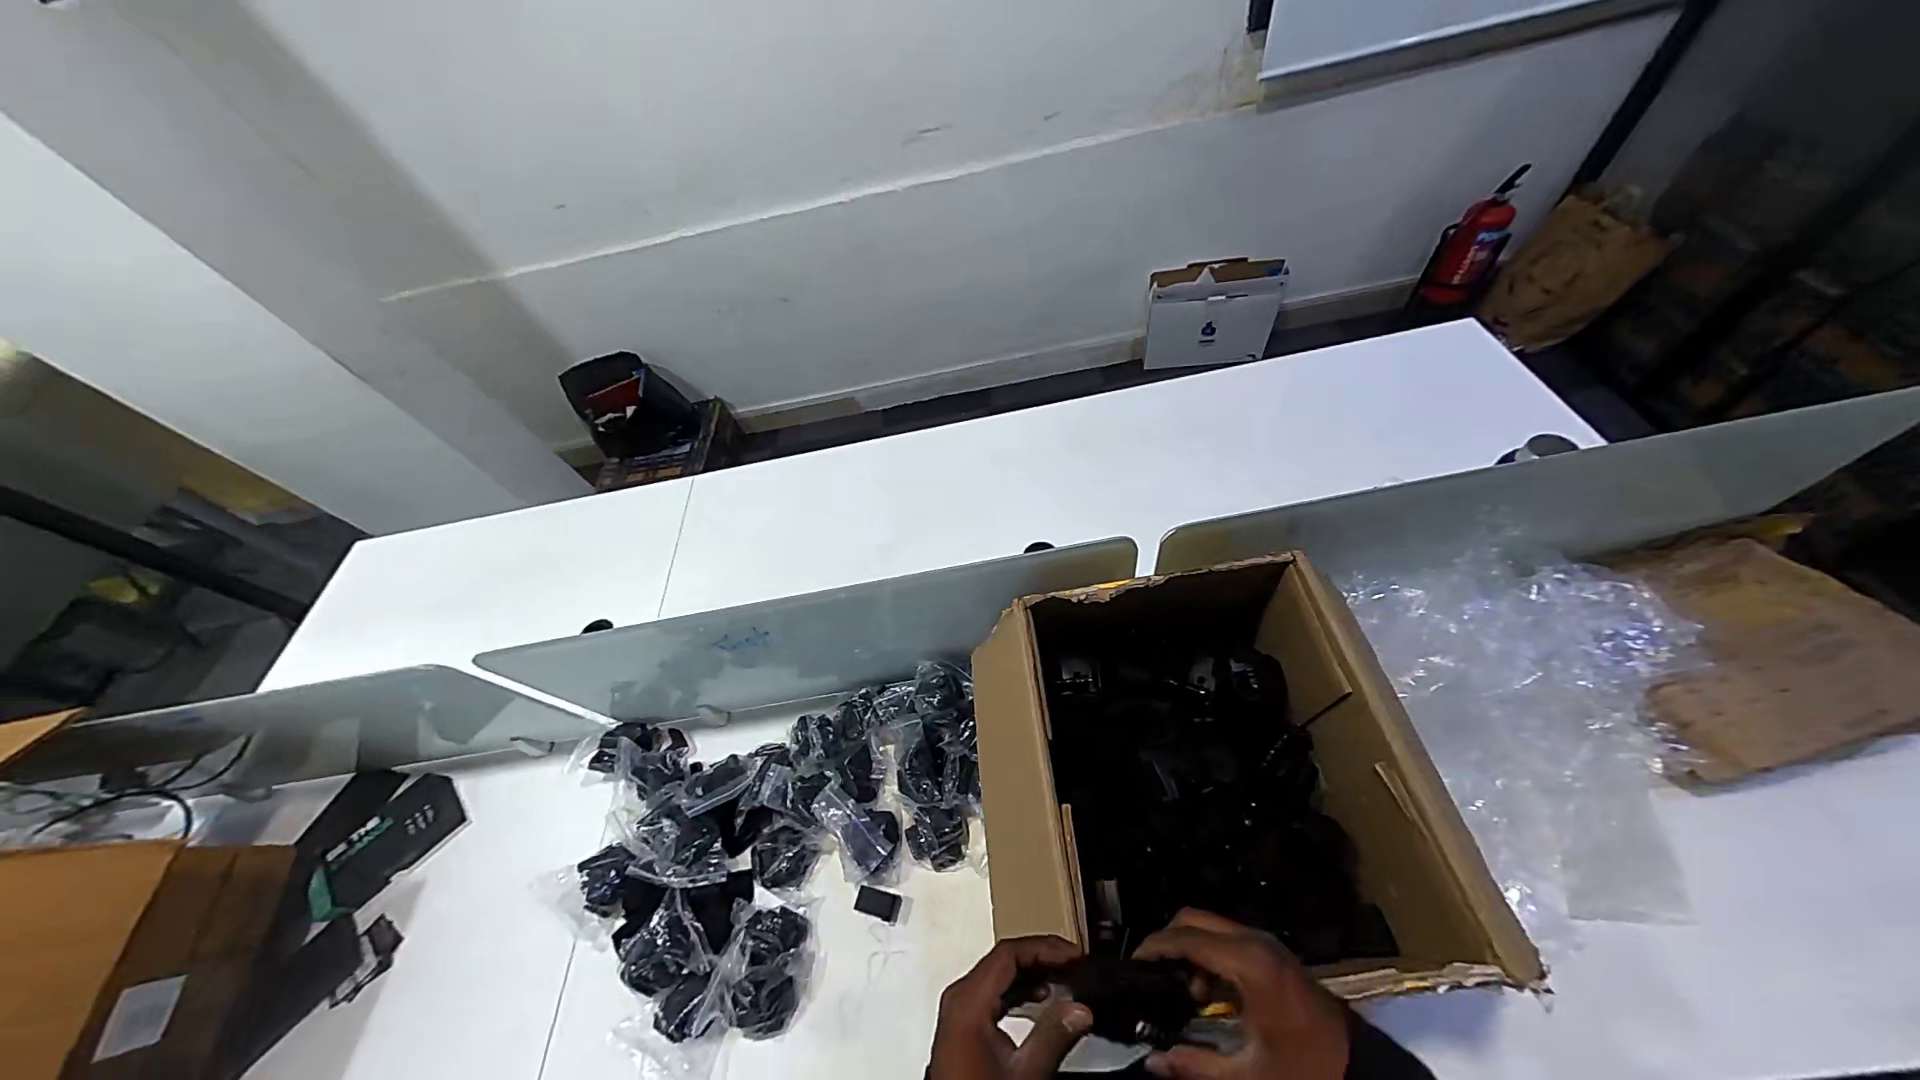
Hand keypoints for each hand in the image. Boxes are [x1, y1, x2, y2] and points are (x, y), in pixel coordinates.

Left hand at [929, 935, 1094, 1079]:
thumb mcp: (1023, 1074)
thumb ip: (1053, 1038)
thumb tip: (1079, 1010)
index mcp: (968, 1001)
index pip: (1008, 953)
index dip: (1044, 948)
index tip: (1072, 954)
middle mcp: (960, 998)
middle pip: (1003, 960)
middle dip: (1041, 958)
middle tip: (1073, 963)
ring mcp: (960, 1009)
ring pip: (999, 974)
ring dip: (1032, 973)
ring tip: (1064, 978)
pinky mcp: (964, 1022)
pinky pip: (993, 992)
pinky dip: (1019, 989)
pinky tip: (1041, 998)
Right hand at [1135, 909, 1348, 1079]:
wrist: (1365, 1070)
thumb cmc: (1308, 1068)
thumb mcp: (1251, 1075)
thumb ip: (1197, 1066)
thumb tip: (1154, 1063)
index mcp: (1247, 961)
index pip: (1186, 937)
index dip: (1154, 947)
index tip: (1133, 963)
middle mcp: (1254, 941)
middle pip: (1194, 919)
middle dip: (1167, 941)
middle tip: (1150, 972)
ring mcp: (1265, 944)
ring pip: (1210, 926)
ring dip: (1188, 948)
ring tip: (1180, 990)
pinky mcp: (1272, 953)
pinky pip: (1227, 939)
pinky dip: (1208, 955)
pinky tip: (1206, 992)